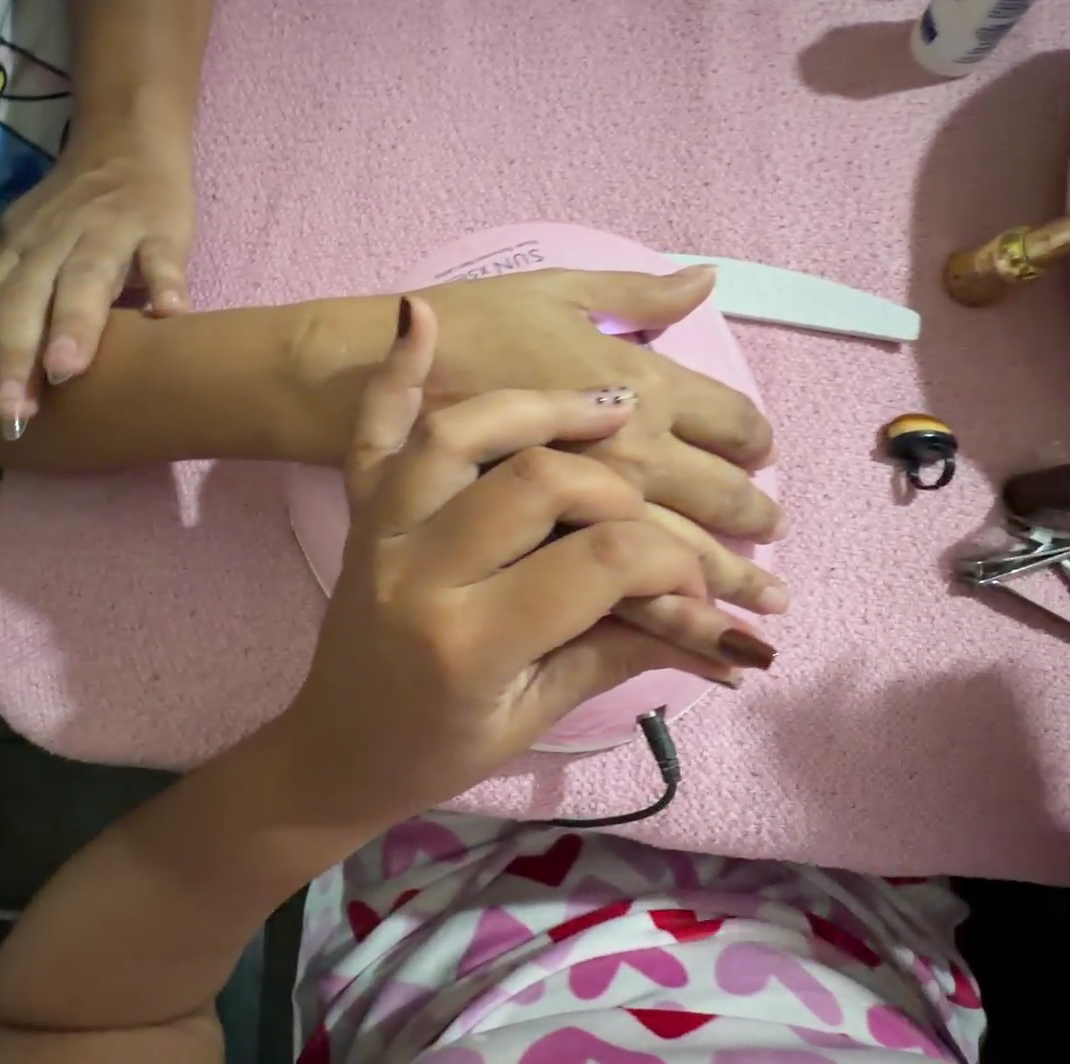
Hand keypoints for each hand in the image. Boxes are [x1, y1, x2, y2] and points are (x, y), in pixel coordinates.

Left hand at [0, 142, 194, 439]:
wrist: (127, 143)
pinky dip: (167, 283)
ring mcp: (109, 234)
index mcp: (19, 252)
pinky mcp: (160, 230)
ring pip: (85, 278)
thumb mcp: (16, 240)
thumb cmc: (76, 207)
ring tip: (66, 370)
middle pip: (25, 300)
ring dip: (74, 322)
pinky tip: (171, 314)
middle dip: (13, 357)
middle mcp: (53, 244)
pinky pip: (162, 258)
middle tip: (12, 415)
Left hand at [276, 297, 778, 824]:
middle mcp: (420, 568)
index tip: (700, 582)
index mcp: (473, 640)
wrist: (336, 749)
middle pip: (543, 480)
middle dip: (621, 490)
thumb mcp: (535, 716)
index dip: (674, 563)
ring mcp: (380, 529)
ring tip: (605, 410)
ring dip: (543, 406)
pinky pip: (372, 432)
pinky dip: (396, 372)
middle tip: (652, 510)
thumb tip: (734, 633)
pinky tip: (420, 318)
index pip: (604, 562)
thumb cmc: (437, 751)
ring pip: (464, 432)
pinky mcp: (358, 512)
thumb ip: (625, 654)